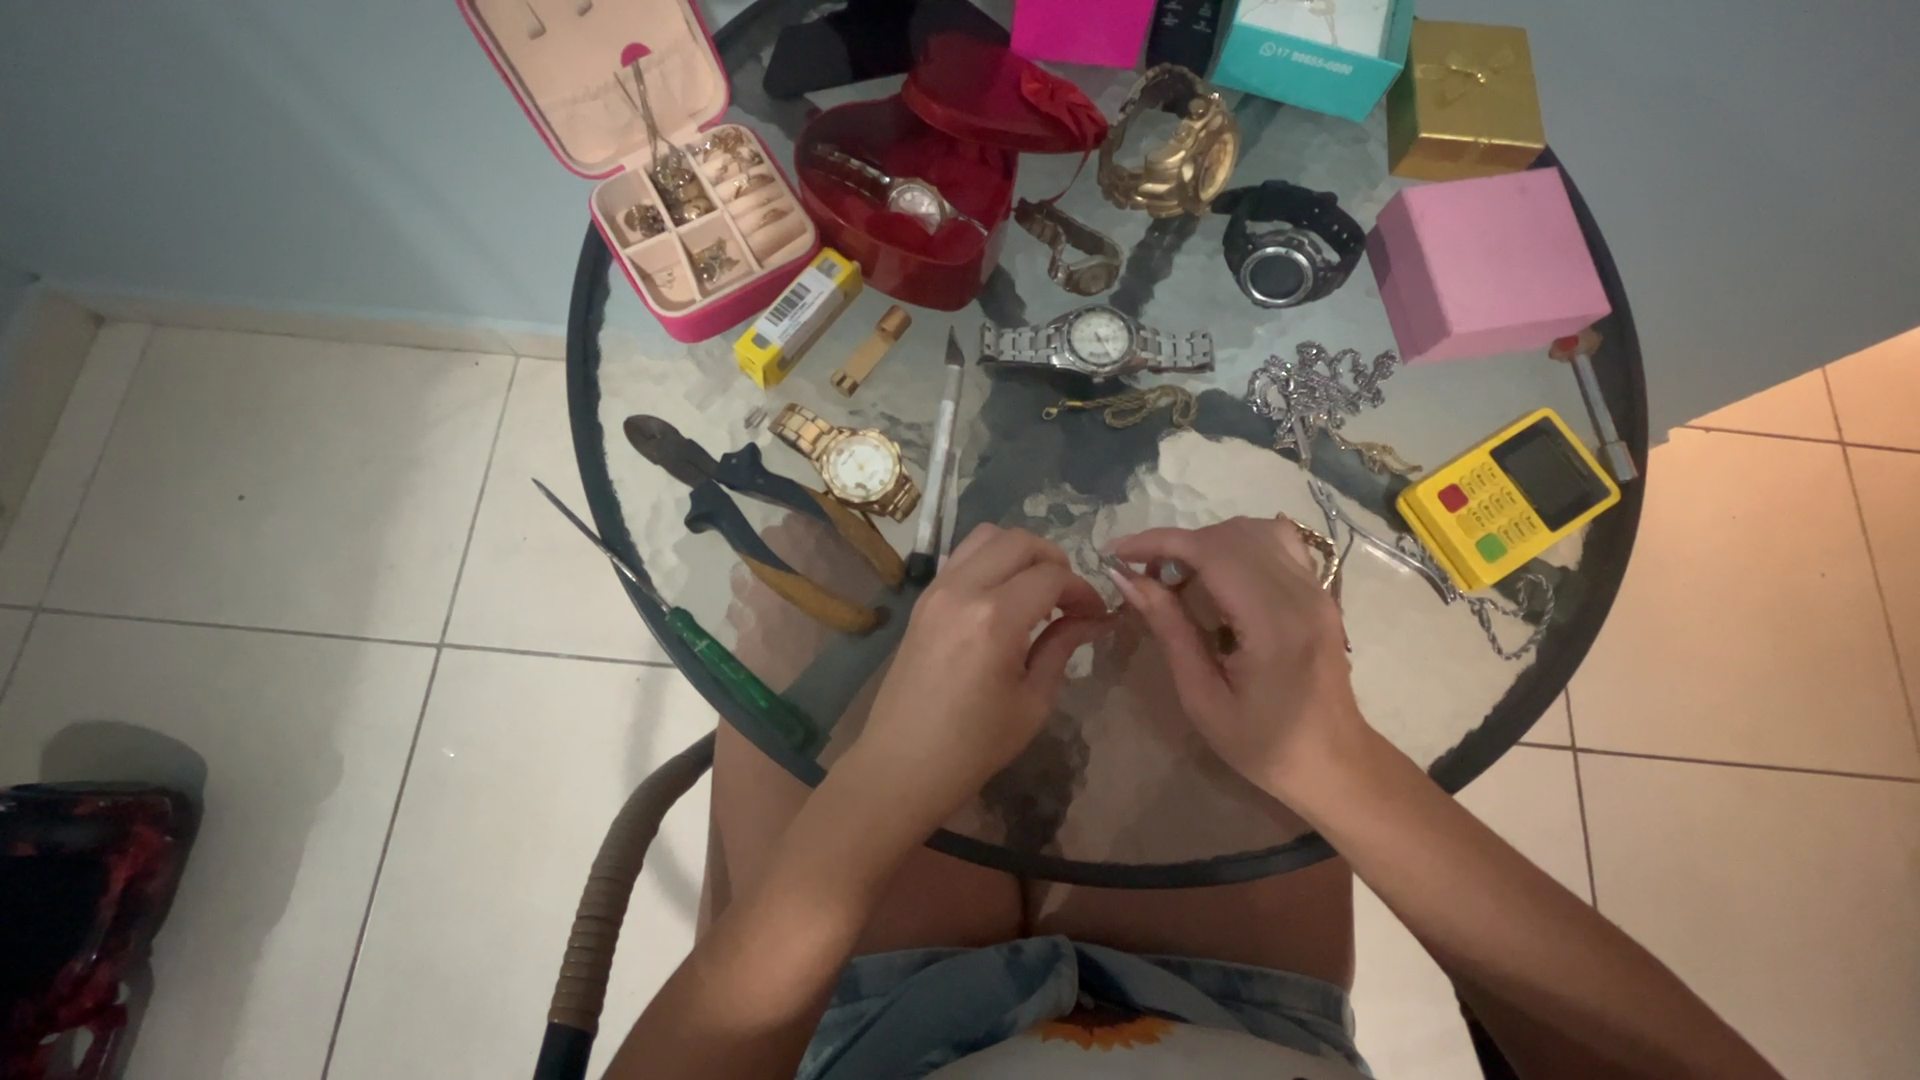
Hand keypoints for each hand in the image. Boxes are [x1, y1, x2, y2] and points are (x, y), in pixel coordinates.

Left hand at [851, 526, 1108, 831]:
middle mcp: (962, 590)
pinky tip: (1004, 598)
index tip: (1095, 614)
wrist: (902, 764)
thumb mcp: (1033, 701)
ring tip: (1036, 590)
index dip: (1082, 590)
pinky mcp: (923, 600)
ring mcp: (936, 590)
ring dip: (1020, 553)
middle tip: (1069, 597)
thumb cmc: (974, 746)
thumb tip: (1091, 618)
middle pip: (1020, 541)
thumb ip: (1062, 647)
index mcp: (995, 618)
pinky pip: (962, 558)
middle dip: (1055, 560)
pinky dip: (991, 562)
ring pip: (986, 537)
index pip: (1052, 576)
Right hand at [1106, 515, 1366, 800]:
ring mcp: (1316, 589)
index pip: (1212, 551)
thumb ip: (1169, 630)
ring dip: (1207, 542)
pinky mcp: (1319, 593)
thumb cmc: (1263, 745)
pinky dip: (1237, 544)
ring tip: (1178, 575)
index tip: (1117, 551)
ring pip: (1254, 530)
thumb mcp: (1203, 698)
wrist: (1335, 764)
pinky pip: (1277, 543)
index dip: (1159, 541)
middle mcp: (1300, 593)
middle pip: (1231, 534)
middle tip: (1144, 575)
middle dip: (1178, 543)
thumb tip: (1127, 579)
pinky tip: (1217, 573)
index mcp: (1273, 623)